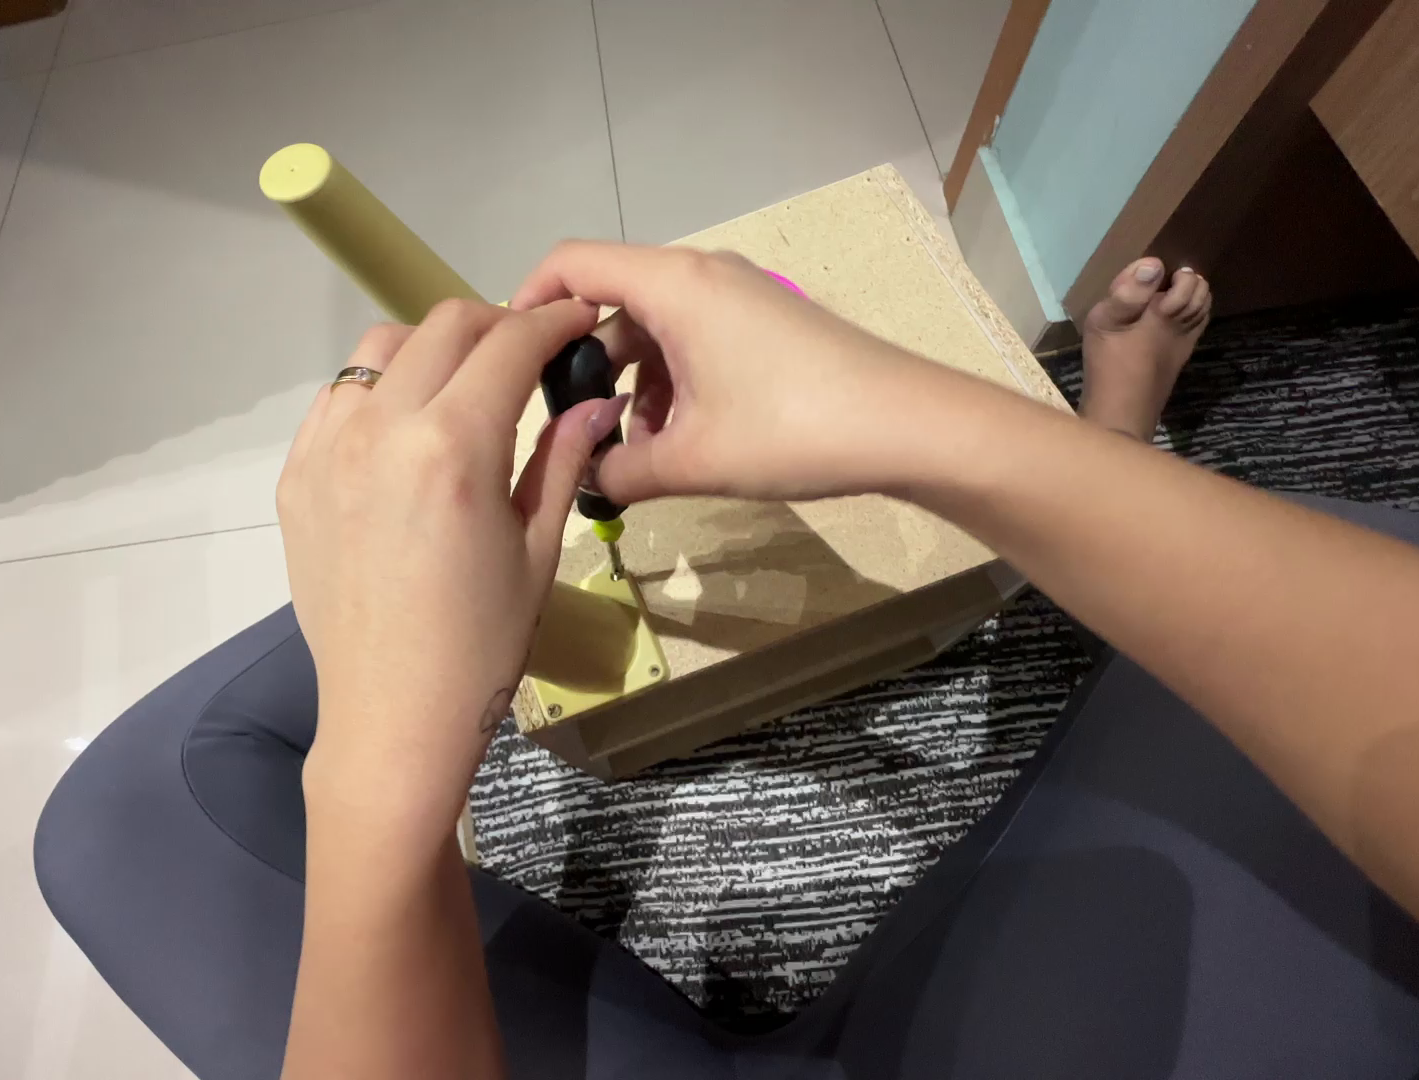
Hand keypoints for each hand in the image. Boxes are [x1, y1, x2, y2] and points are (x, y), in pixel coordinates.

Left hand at [278, 299, 630, 846]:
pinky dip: (379, 389)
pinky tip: (404, 431)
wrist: (393, 713)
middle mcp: (380, 428)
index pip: (509, 344)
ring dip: (432, 349)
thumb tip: (597, 401)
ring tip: (462, 389)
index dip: (552, 320)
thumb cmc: (483, 642)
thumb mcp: (538, 549)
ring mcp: (325, 449)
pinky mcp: (295, 477)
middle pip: (443, 325)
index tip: (577, 318)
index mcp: (453, 448)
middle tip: (528, 355)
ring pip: (380, 348)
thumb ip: (562, 459)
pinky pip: (337, 397)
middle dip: (498, 323)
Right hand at [511, 241, 941, 502]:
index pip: (572, 263)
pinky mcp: (761, 324)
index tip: (511, 357)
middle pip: (613, 301)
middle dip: (585, 364)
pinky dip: (671, 384)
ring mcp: (735, 297)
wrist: (907, 427)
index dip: (529, 300)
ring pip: (654, 329)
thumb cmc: (789, 430)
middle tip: (572, 424)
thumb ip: (622, 471)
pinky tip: (679, 440)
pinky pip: (692, 341)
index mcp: (672, 286)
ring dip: (632, 385)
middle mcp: (700, 276)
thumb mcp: (691, 460)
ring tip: (634, 449)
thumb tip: (591, 482)